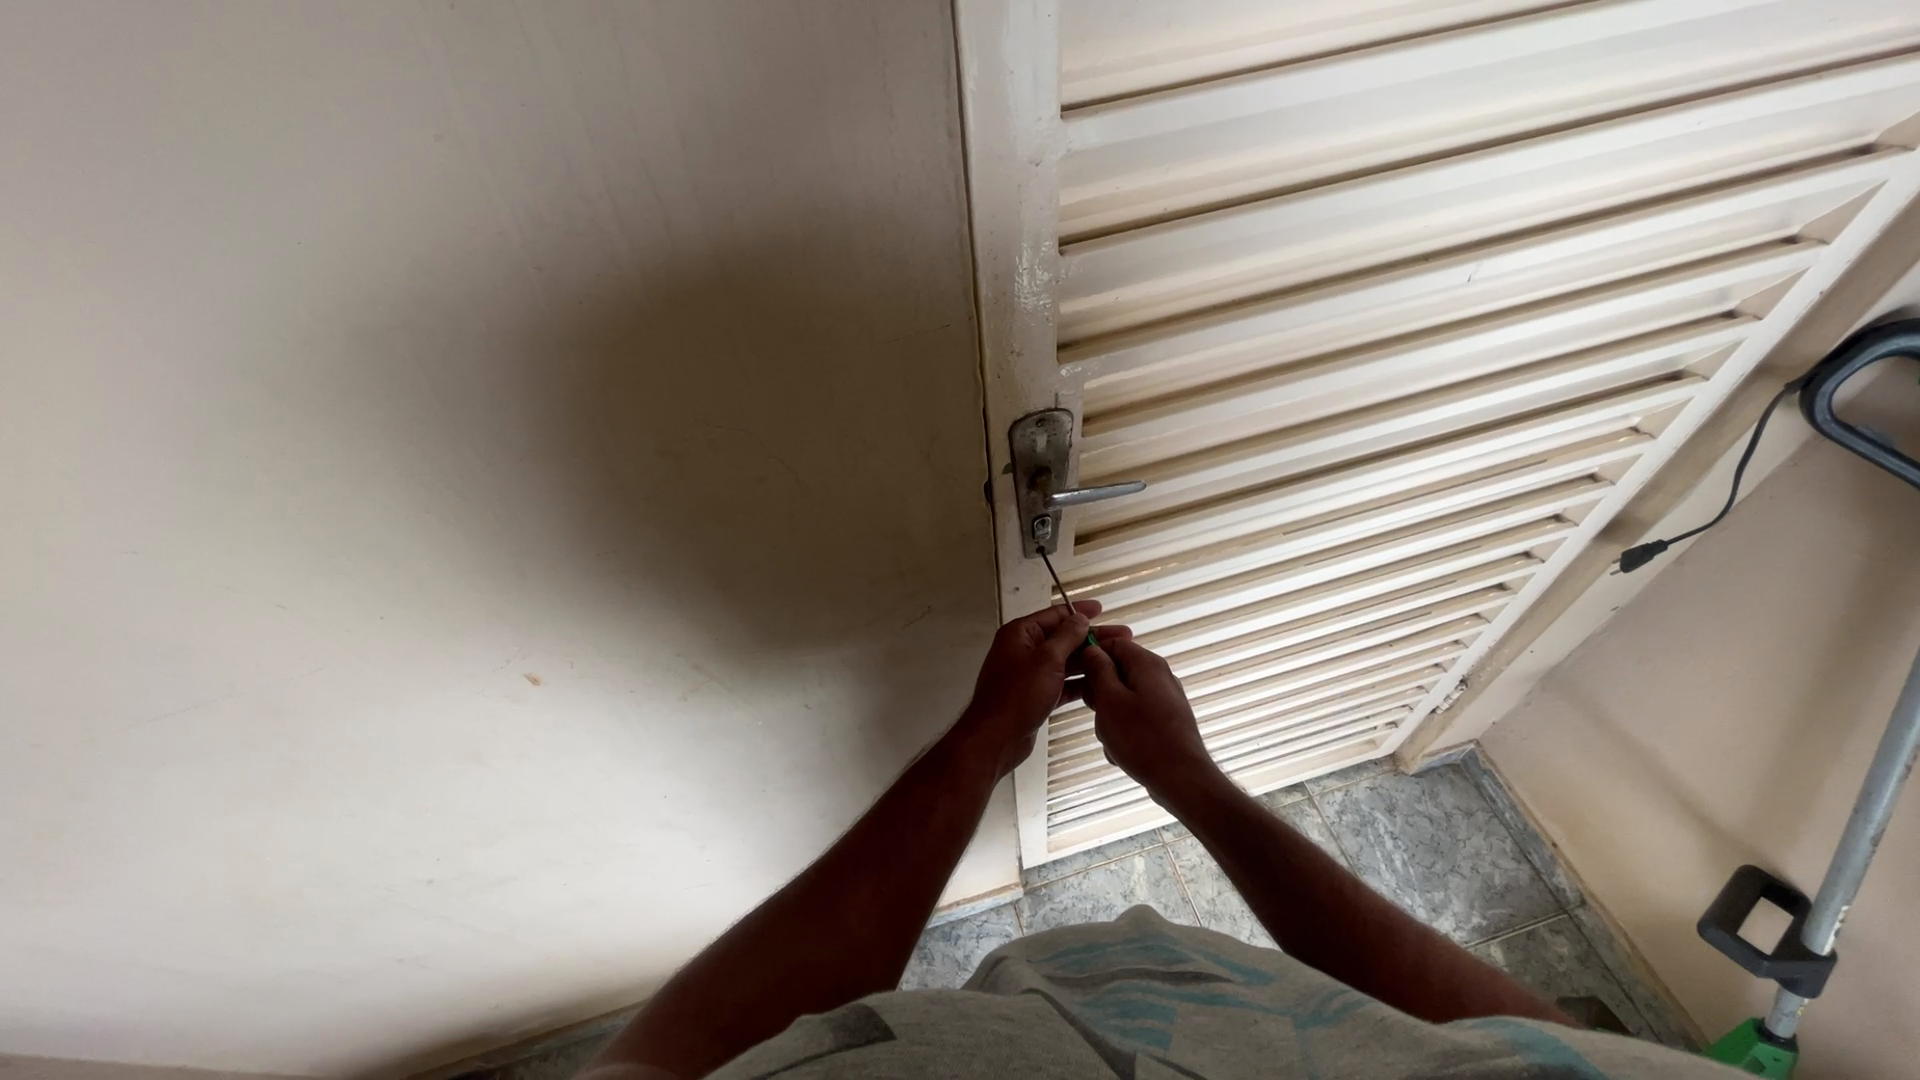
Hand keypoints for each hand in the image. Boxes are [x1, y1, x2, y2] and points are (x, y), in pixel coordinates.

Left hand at [959, 601, 1131, 778]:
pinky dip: (1079, 683)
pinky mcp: (1035, 695)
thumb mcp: (1047, 660)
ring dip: (1088, 660)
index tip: (1101, 610)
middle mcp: (1023, 650)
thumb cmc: (1017, 695)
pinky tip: (1100, 684)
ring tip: (1117, 659)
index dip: (1079, 612)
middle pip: (1062, 638)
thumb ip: (1066, 636)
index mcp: (1020, 634)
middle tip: (1121, 636)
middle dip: (1091, 637)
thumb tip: (1079, 618)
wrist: (997, 738)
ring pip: (1064, 661)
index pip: (1054, 615)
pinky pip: (1061, 683)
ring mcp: (1029, 674)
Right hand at [1080, 639, 1224, 801]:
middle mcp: (1159, 677)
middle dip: (1100, 694)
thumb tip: (1092, 651)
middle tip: (1098, 713)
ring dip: (1110, 717)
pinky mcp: (1165, 721)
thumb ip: (1099, 670)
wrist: (1181, 779)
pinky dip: (1123, 730)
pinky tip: (1122, 750)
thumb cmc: (1145, 740)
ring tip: (1113, 737)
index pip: (1113, 644)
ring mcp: (1164, 700)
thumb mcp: (1110, 700)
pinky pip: (1134, 717)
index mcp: (1147, 665)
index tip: (1077, 675)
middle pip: (1117, 672)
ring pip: (1122, 698)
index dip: (1091, 656)